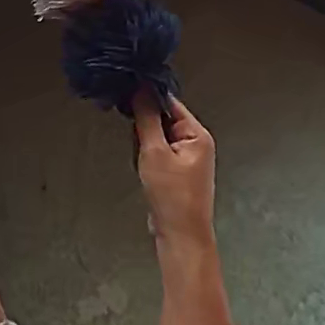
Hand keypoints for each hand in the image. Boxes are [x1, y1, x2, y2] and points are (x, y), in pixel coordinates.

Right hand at [133, 92, 216, 252]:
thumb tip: (141, 90)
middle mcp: (195, 142)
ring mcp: (186, 156)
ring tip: (144, 162)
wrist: (180, 234)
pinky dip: (146, 155)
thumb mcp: (154, 150)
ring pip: (155, 133)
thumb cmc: (173, 196)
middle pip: (161, 117)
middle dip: (144, 127)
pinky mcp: (177, 167)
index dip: (146, 98)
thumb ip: (146, 117)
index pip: (168, 102)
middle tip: (141, 144)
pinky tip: (145, 169)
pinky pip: (156, 148)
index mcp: (197, 135)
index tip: (126, 98)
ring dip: (143, 143)